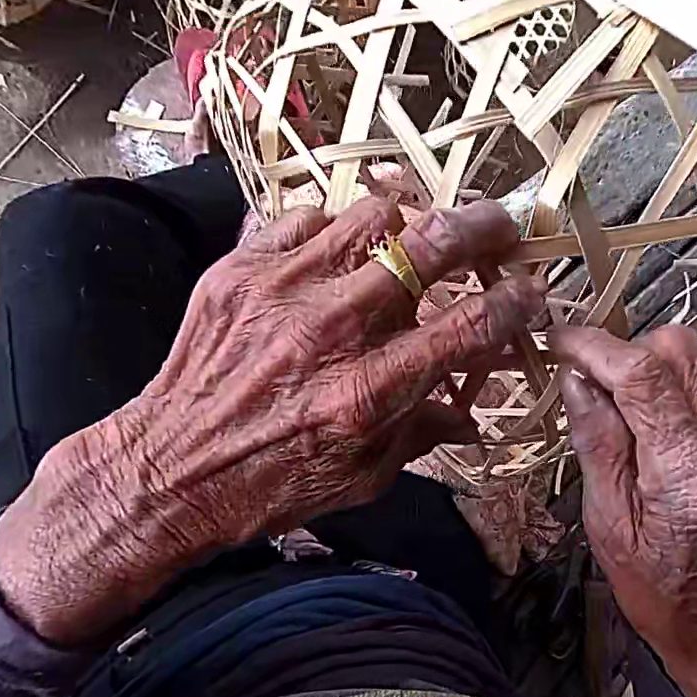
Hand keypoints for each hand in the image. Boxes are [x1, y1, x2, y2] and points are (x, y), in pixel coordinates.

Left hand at [0, 197, 545, 644]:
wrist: (168, 469)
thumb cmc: (271, 483)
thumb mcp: (363, 477)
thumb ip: (423, 431)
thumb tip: (470, 407)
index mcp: (369, 390)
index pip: (469, 326)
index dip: (514, 303)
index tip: (528, 294)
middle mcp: (332, 328)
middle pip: (430, 245)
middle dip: (483, 227)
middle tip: (499, 226)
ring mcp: (281, 286)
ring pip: (372, 213)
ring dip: (408, 222)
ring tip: (412, 239)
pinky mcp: (239, 267)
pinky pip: (306, 217)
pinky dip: (334, 231)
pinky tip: (335, 256)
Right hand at [550, 324, 696, 696]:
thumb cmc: (655, 589)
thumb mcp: (606, 520)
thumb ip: (596, 441)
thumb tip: (576, 378)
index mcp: (692, 474)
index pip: (644, 376)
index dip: (594, 346)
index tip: (557, 341)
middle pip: (676, 350)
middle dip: (620, 350)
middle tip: (582, 377)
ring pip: (693, 358)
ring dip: (642, 364)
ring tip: (610, 401)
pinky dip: (663, 383)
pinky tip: (641, 418)